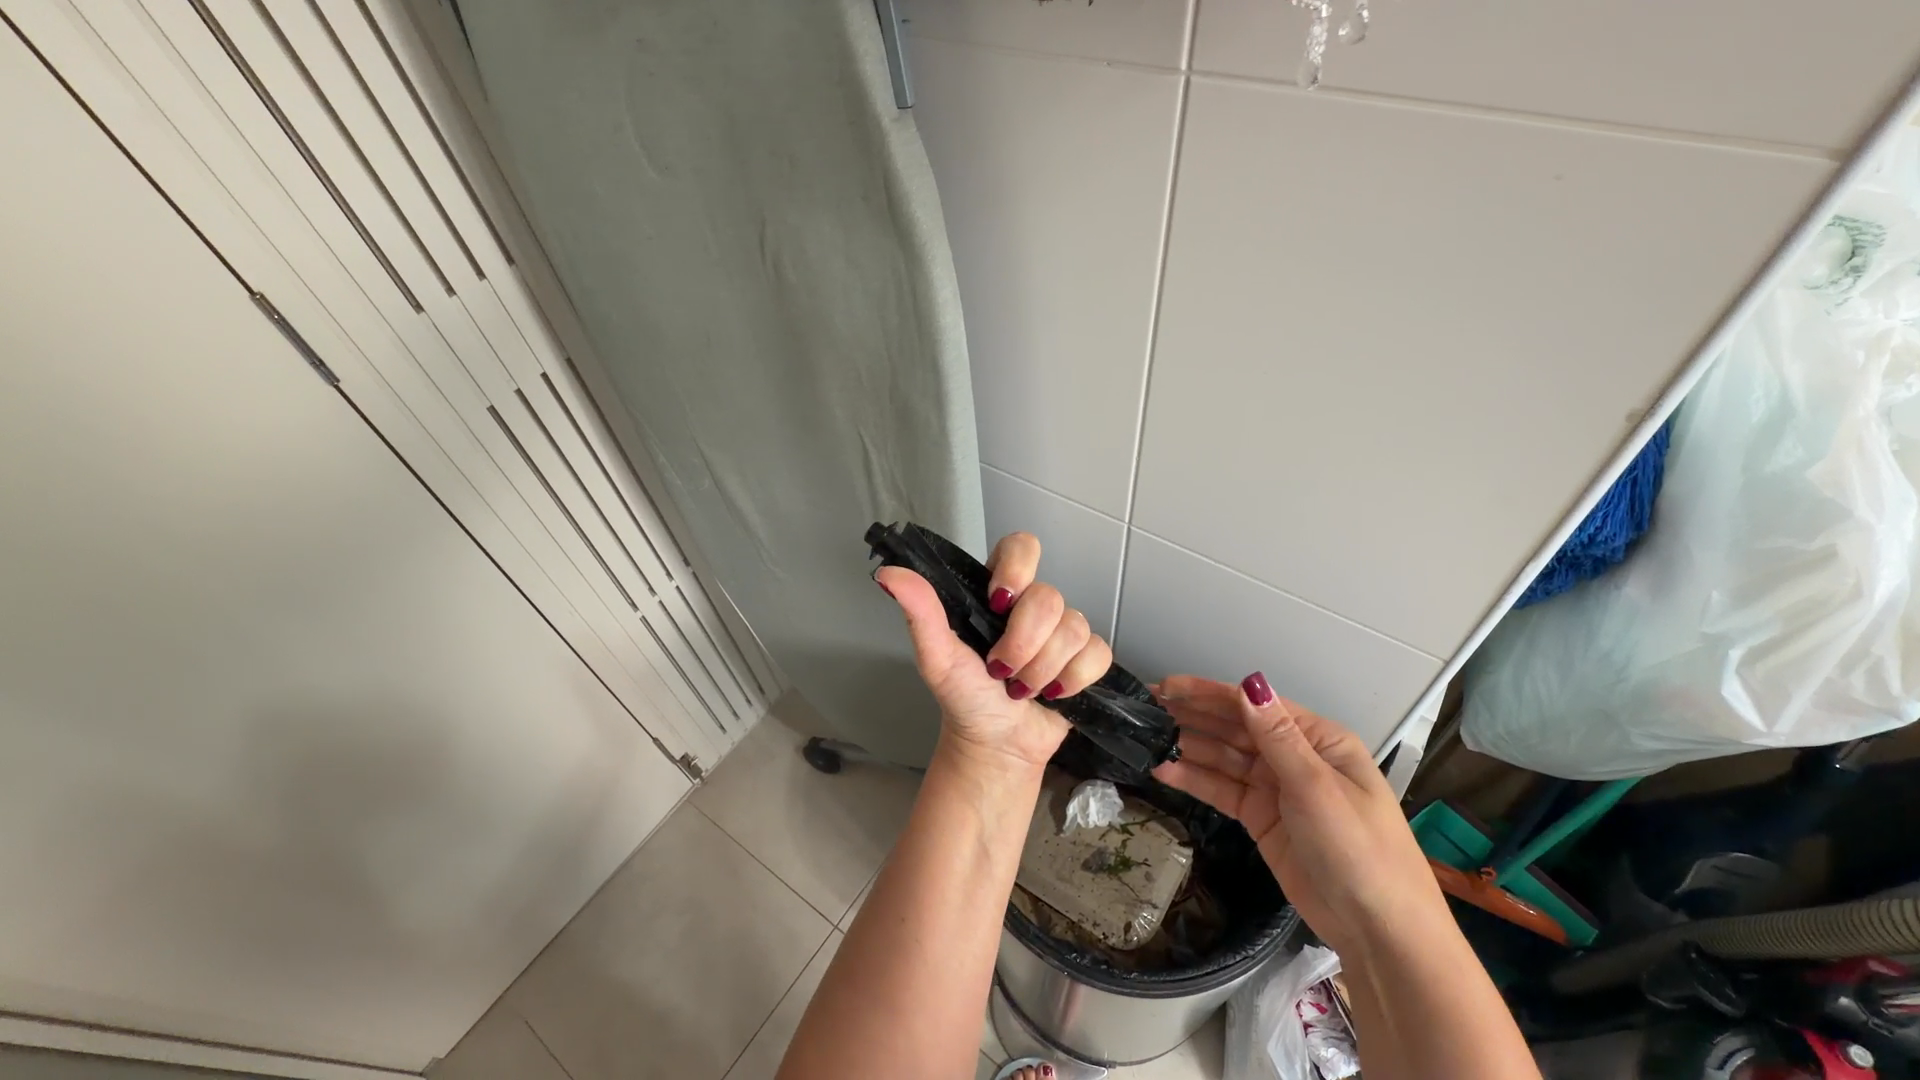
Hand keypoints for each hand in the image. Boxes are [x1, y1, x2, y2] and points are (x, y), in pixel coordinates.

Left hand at [877, 532, 1111, 771]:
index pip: (1021, 547)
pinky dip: (1074, 680)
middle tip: (1000, 671)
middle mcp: (1033, 606)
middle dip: (1023, 644)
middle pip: (1050, 598)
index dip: (1018, 567)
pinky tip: (1054, 694)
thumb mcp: (937, 657)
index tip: (999, 600)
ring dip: (1043, 670)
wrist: (996, 746)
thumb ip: (920, 612)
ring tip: (1021, 690)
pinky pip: (1097, 654)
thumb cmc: (964, 699)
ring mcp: (1063, 632)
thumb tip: (889, 574)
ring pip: (1075, 628)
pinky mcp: (1086, 660)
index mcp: (998, 594)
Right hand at [1150, 674, 1446, 955]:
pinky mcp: (1262, 820)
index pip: (1255, 706)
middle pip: (1236, 729)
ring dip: (1189, 747)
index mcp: (1318, 740)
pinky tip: (1165, 771)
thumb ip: (1276, 736)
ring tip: (1147, 739)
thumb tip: (1250, 683)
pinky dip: (1195, 780)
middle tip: (1146, 708)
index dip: (1210, 694)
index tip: (1167, 686)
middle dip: (1193, 716)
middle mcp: (1296, 758)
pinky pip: (1224, 791)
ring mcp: (1277, 790)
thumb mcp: (1317, 787)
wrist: (1379, 929)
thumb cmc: (1359, 849)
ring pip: (1225, 759)